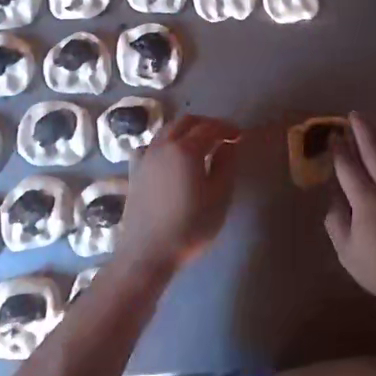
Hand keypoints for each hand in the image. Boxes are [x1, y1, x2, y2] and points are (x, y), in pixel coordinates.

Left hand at [116, 114, 240, 274]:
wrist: (147, 253)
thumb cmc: (190, 227)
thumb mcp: (219, 197)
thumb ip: (226, 165)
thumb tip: (228, 145)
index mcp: (186, 149)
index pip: (210, 128)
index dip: (227, 128)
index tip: (240, 136)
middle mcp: (162, 146)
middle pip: (185, 122)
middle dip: (206, 124)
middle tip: (223, 137)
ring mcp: (145, 158)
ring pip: (167, 131)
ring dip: (186, 131)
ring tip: (200, 145)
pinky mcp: (134, 172)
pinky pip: (152, 146)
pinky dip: (167, 143)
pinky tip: (172, 158)